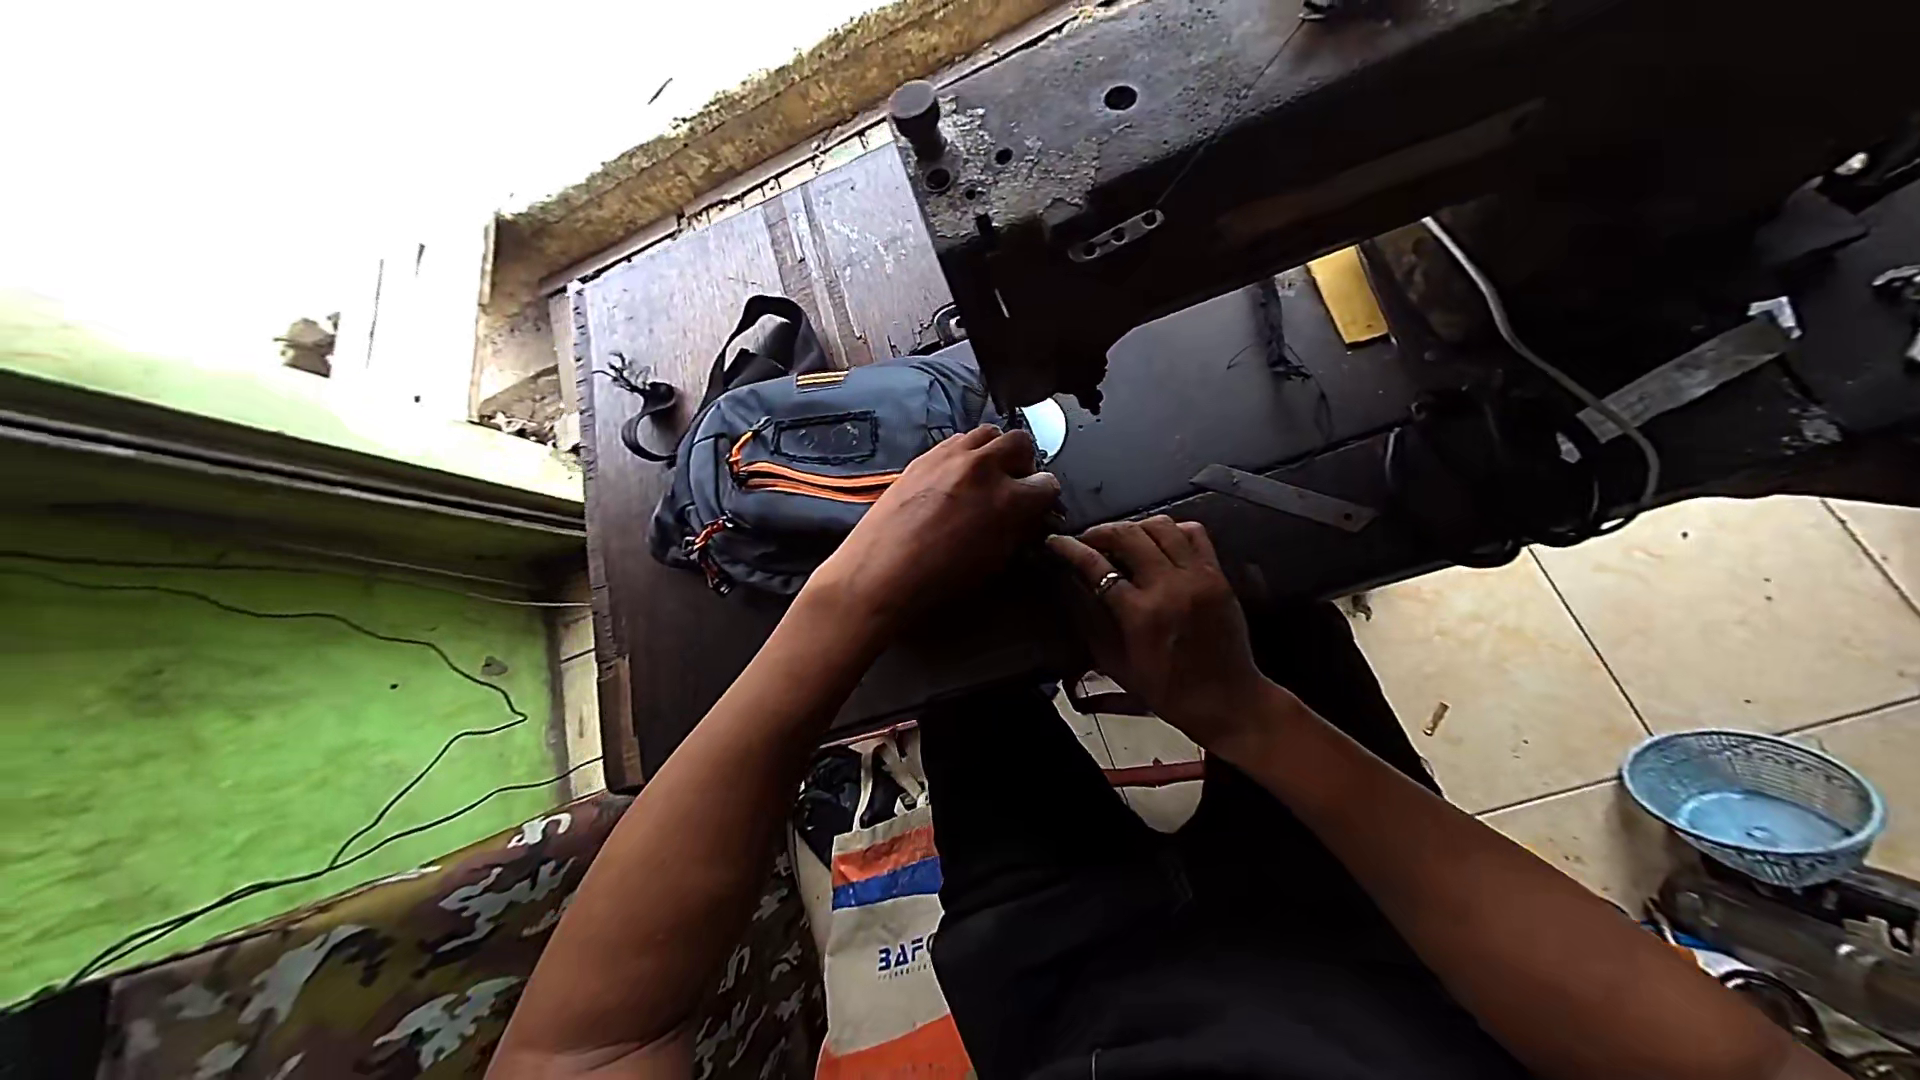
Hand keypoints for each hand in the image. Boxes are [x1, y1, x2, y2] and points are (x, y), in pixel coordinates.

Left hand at [807, 425, 1059, 631]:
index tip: (1038, 506)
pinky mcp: (923, 458)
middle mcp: (982, 468)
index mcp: (1008, 499)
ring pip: (987, 433)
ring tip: (986, 475)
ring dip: (993, 451)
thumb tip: (1026, 519)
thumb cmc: (937, 581)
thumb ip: (1018, 531)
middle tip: (1014, 484)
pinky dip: (965, 454)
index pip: (1047, 483)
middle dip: (1023, 463)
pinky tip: (956, 477)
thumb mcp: (995, 562)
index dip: (1045, 498)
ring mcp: (949, 457)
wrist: (880, 574)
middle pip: (1020, 442)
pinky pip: (956, 442)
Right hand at [1048, 517, 1282, 758]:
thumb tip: (1075, 588)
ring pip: (1161, 526)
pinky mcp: (1218, 575)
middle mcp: (1169, 587)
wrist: (1227, 700)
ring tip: (1122, 539)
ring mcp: (1198, 577)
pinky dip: (1172, 530)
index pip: (1097, 567)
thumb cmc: (1167, 690)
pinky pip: (1194, 534)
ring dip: (1134, 527)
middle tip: (1088, 540)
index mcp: (1140, 614)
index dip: (1070, 549)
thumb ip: (1092, 625)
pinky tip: (1159, 542)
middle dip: (1100, 531)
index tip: (1055, 542)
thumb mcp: (1117, 665)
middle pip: (1127, 535)